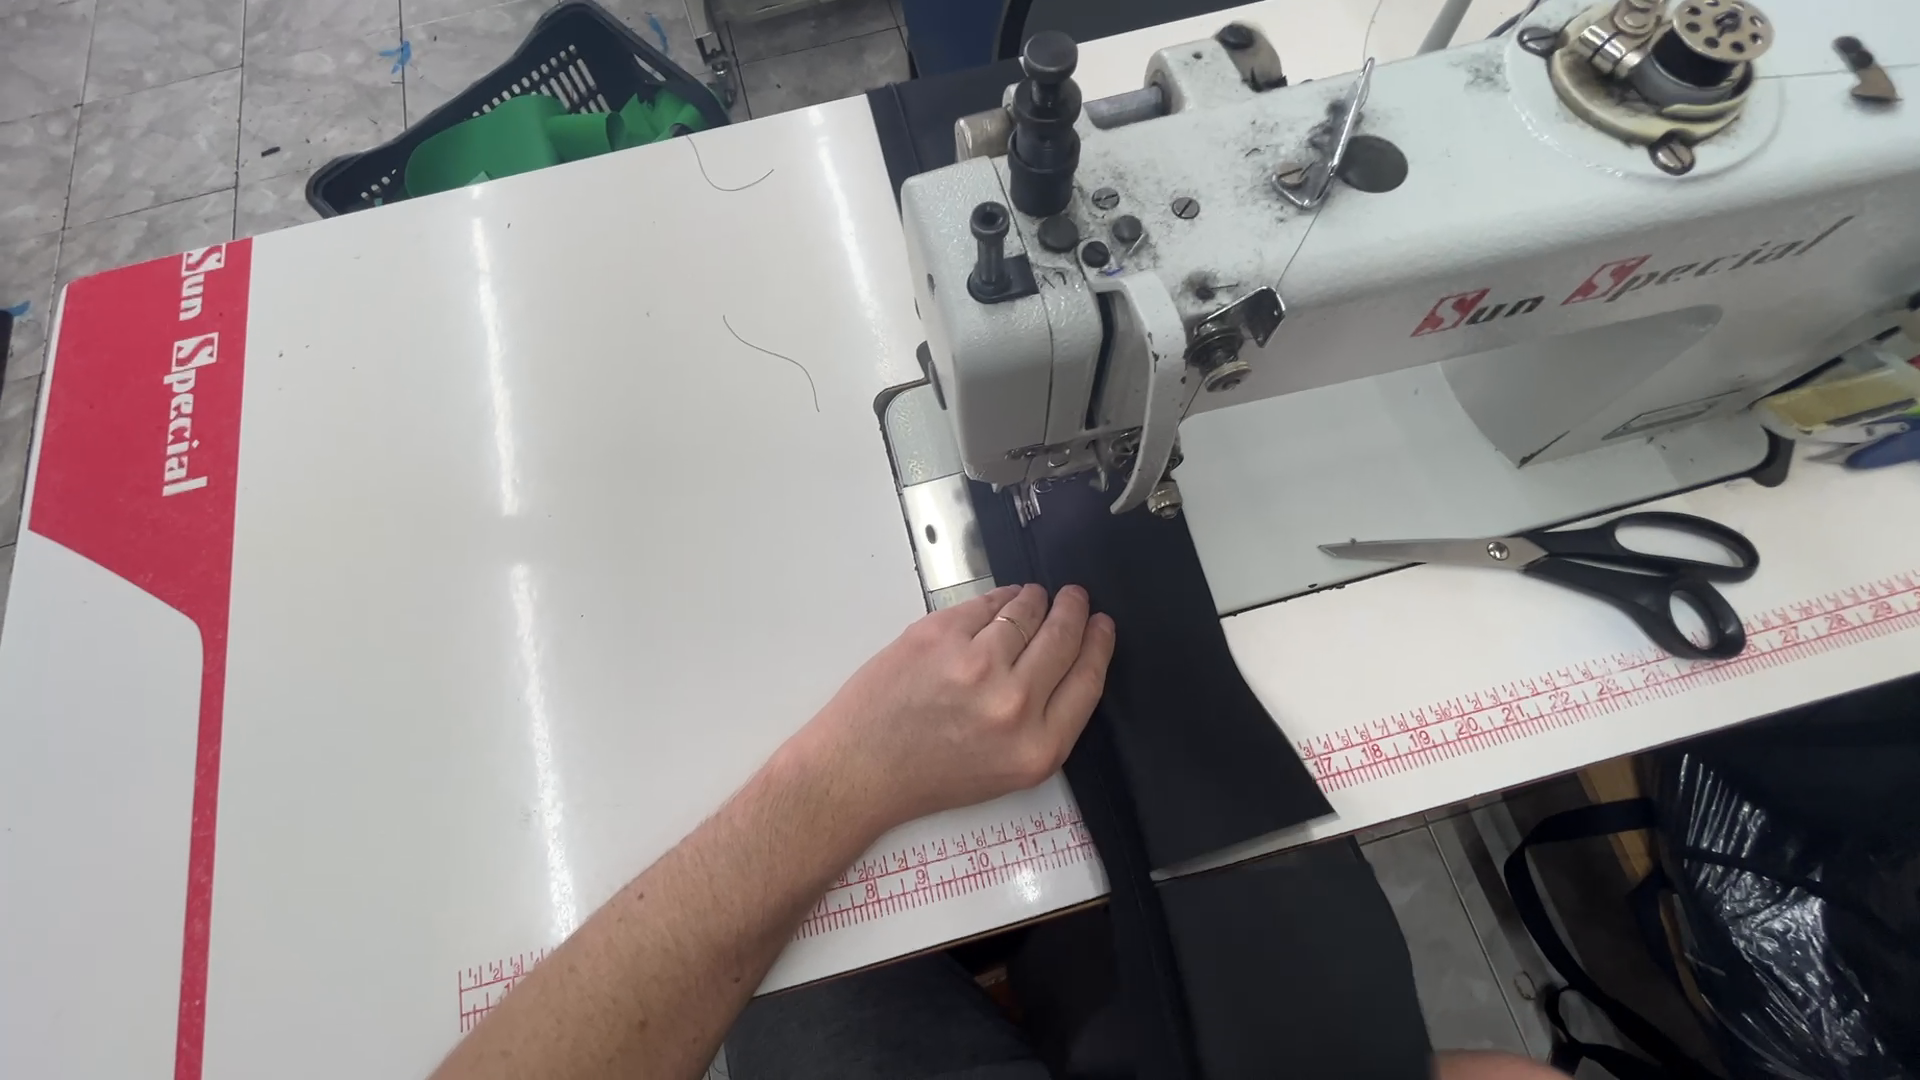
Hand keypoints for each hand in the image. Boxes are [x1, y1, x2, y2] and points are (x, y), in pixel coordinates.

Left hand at [786, 584, 1115, 837]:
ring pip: (1025, 612)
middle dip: (1074, 611)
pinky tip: (1003, 598)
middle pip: (1062, 638)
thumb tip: (1064, 664)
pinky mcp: (940, 634)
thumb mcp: (1007, 769)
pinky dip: (999, 597)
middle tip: (1076, 597)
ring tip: (1036, 596)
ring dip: (1035, 599)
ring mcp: (975, 663)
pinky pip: (985, 602)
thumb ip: (1044, 723)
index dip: (1098, 645)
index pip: (1087, 680)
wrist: (861, 769)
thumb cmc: (929, 775)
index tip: (1102, 626)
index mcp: (1037, 747)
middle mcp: (1014, 704)